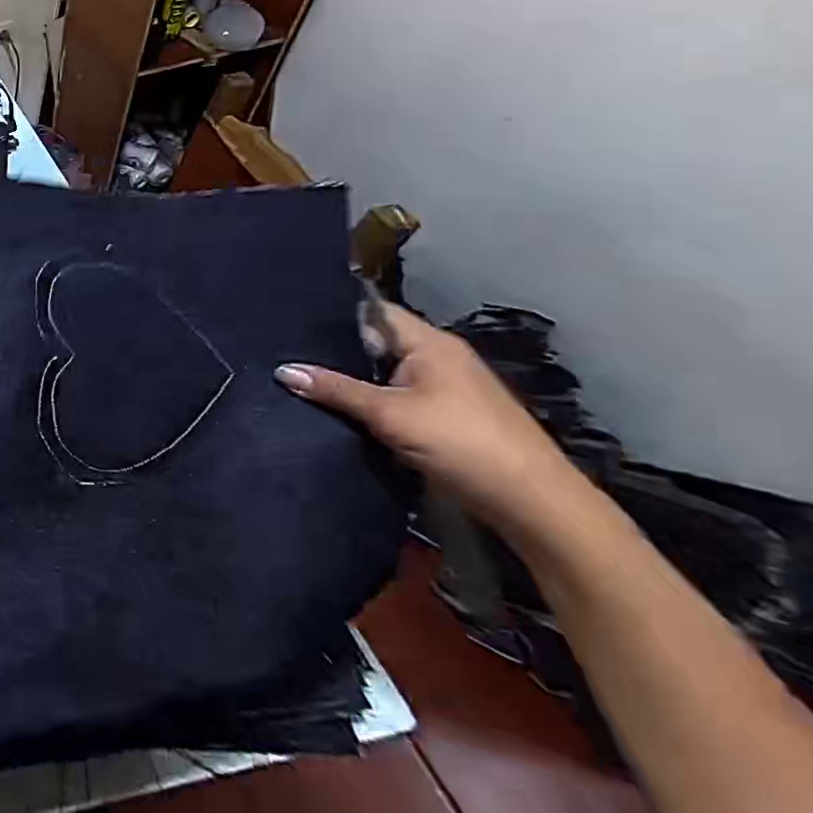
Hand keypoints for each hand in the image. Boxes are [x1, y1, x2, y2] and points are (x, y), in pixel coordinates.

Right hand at [274, 302, 587, 535]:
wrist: (529, 500)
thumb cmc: (461, 442)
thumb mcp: (389, 414)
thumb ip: (335, 390)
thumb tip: (283, 370)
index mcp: (430, 342)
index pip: (375, 312)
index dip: (336, 313)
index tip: (293, 318)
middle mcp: (438, 357)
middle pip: (377, 343)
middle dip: (337, 350)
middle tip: (287, 351)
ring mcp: (443, 387)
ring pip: (385, 373)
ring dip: (353, 379)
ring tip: (302, 378)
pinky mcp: (443, 415)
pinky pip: (395, 396)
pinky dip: (370, 401)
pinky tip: (340, 409)